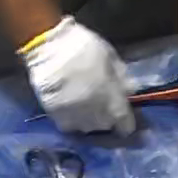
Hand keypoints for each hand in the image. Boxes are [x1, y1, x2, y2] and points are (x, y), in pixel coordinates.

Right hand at [19, 17, 135, 134]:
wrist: (48, 51)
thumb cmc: (84, 50)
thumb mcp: (110, 57)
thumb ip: (121, 79)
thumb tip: (129, 92)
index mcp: (112, 103)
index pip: (125, 124)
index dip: (126, 123)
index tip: (125, 118)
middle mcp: (95, 118)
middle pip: (105, 126)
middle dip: (107, 117)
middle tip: (103, 103)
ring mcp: (75, 120)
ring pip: (87, 127)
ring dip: (90, 118)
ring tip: (86, 104)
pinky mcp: (57, 120)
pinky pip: (70, 124)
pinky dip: (73, 117)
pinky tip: (71, 105)